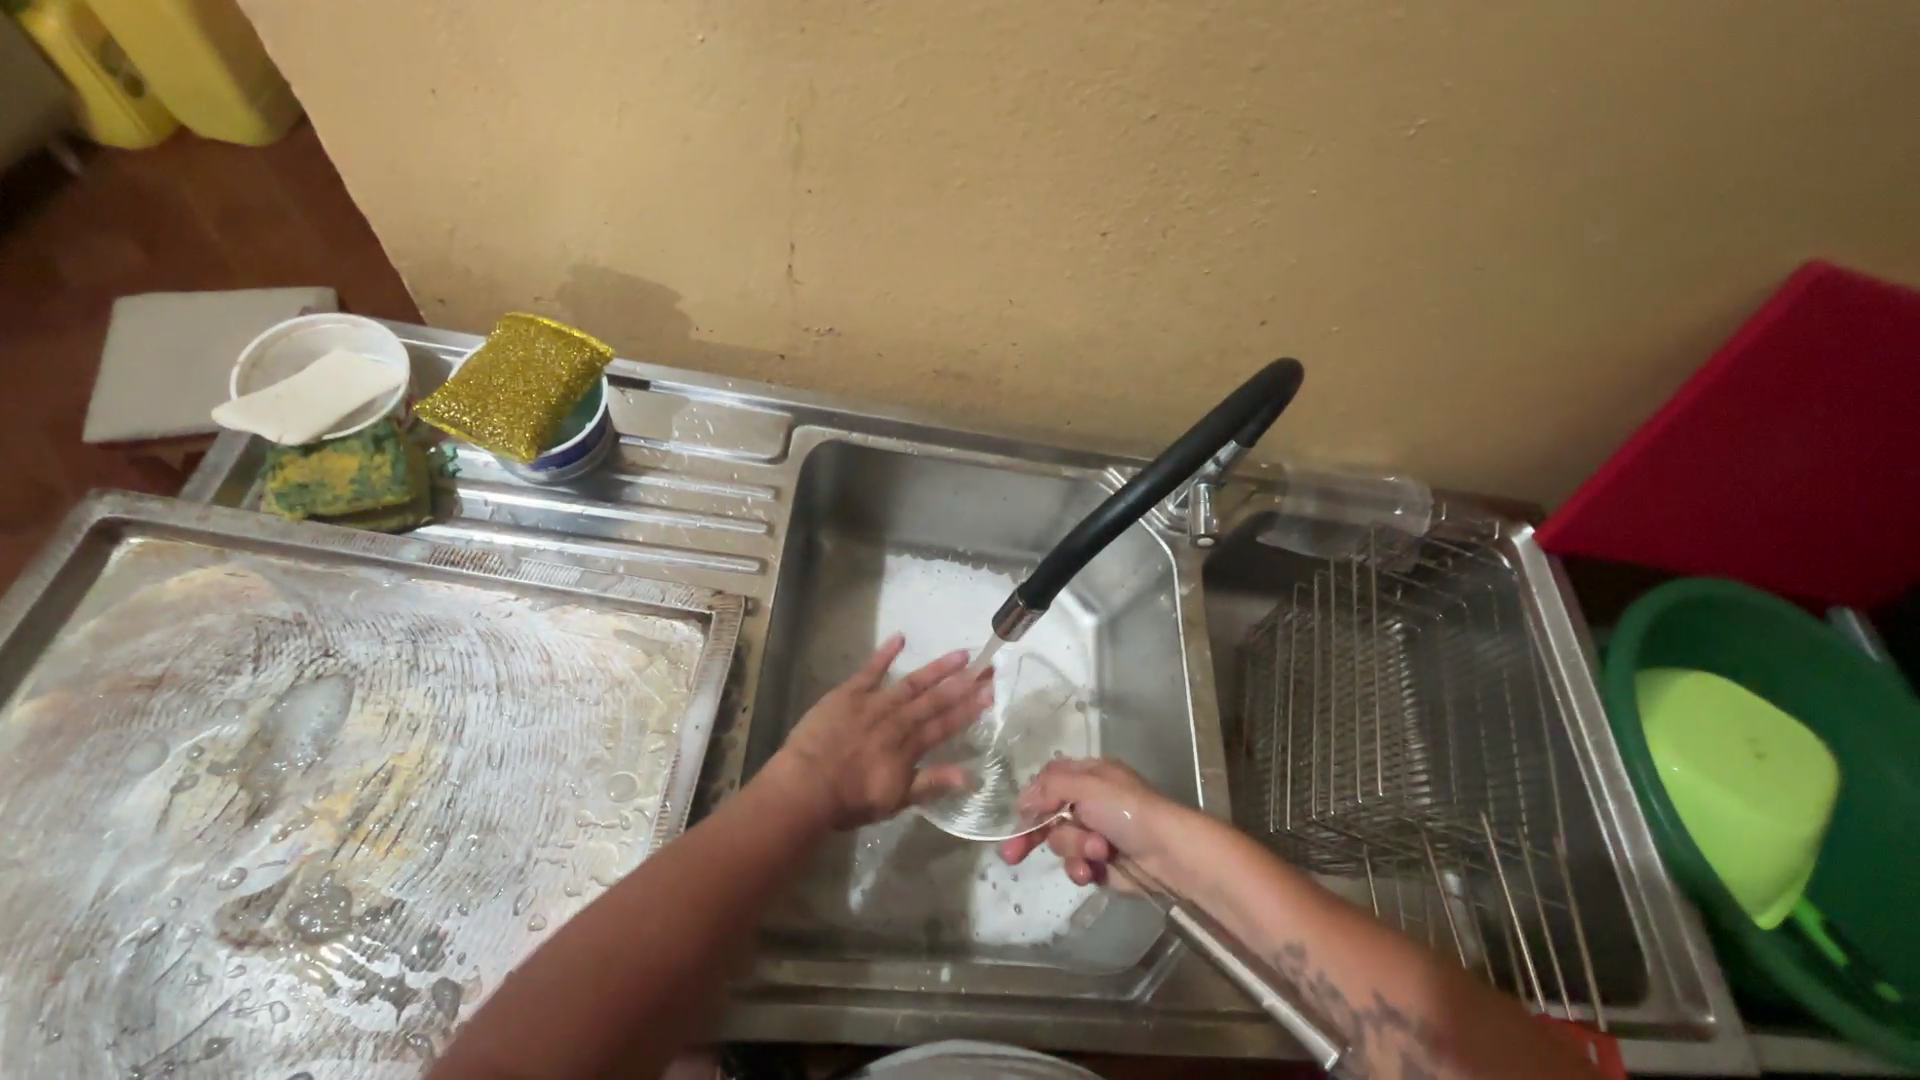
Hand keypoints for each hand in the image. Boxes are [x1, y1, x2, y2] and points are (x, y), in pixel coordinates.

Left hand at [763, 633, 991, 830]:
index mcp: (909, 748)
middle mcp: (898, 721)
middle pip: (935, 700)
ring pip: (912, 683)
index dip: (969, 709)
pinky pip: (870, 670)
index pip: (946, 725)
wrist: (806, 786)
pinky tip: (900, 637)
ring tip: (961, 654)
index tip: (990, 693)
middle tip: (987, 667)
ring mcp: (874, 704)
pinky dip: (885, 653)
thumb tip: (969, 775)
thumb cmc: (849, 801)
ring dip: (937, 668)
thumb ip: (930, 784)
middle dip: (963, 684)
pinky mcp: (849, 693)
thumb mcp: (894, 801)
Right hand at [998, 758, 1186, 888]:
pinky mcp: (1101, 864)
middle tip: (1012, 856)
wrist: (1168, 852)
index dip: (1030, 802)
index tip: (1015, 821)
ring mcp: (1095, 834)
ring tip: (1098, 851)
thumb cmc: (1127, 809)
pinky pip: (1076, 867)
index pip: (1048, 785)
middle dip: (1033, 836)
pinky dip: (1082, 869)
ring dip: (1074, 848)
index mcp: (1088, 777)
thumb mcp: (1087, 785)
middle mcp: (1089, 803)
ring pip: (1061, 844)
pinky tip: (1093, 871)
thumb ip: (1050, 787)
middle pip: (1048, 818)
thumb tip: (1023, 801)